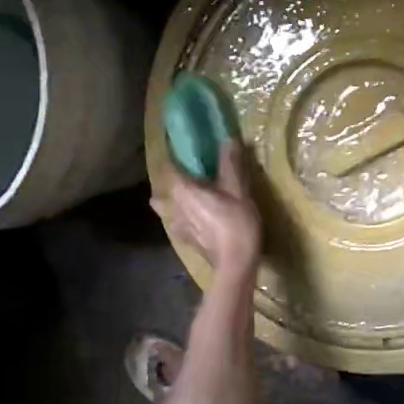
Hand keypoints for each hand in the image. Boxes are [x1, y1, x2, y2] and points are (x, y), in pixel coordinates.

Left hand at [154, 140, 261, 278]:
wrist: (236, 264)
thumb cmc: (237, 224)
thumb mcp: (239, 191)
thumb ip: (230, 165)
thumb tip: (227, 139)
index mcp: (185, 191)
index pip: (169, 168)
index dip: (173, 159)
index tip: (182, 152)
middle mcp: (175, 207)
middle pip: (165, 190)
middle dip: (171, 182)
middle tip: (186, 176)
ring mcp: (179, 226)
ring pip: (167, 209)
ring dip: (171, 202)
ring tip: (182, 199)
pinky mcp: (187, 241)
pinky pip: (178, 225)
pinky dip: (181, 219)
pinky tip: (190, 221)